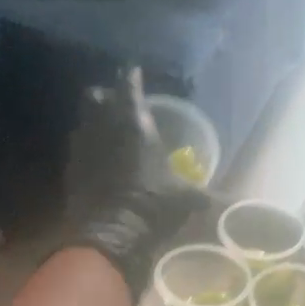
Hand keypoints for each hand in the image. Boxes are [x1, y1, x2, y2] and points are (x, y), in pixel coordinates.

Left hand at [64, 71, 206, 295]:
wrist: (111, 234)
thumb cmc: (152, 207)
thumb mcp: (186, 199)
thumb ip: (203, 193)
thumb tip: (233, 202)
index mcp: (134, 124)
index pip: (129, 86)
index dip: (132, 77)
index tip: (134, 71)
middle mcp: (104, 126)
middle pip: (96, 96)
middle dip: (106, 97)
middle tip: (117, 105)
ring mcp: (83, 146)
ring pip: (84, 120)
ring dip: (95, 123)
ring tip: (108, 135)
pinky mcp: (71, 168)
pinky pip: (78, 149)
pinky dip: (89, 150)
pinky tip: (99, 163)